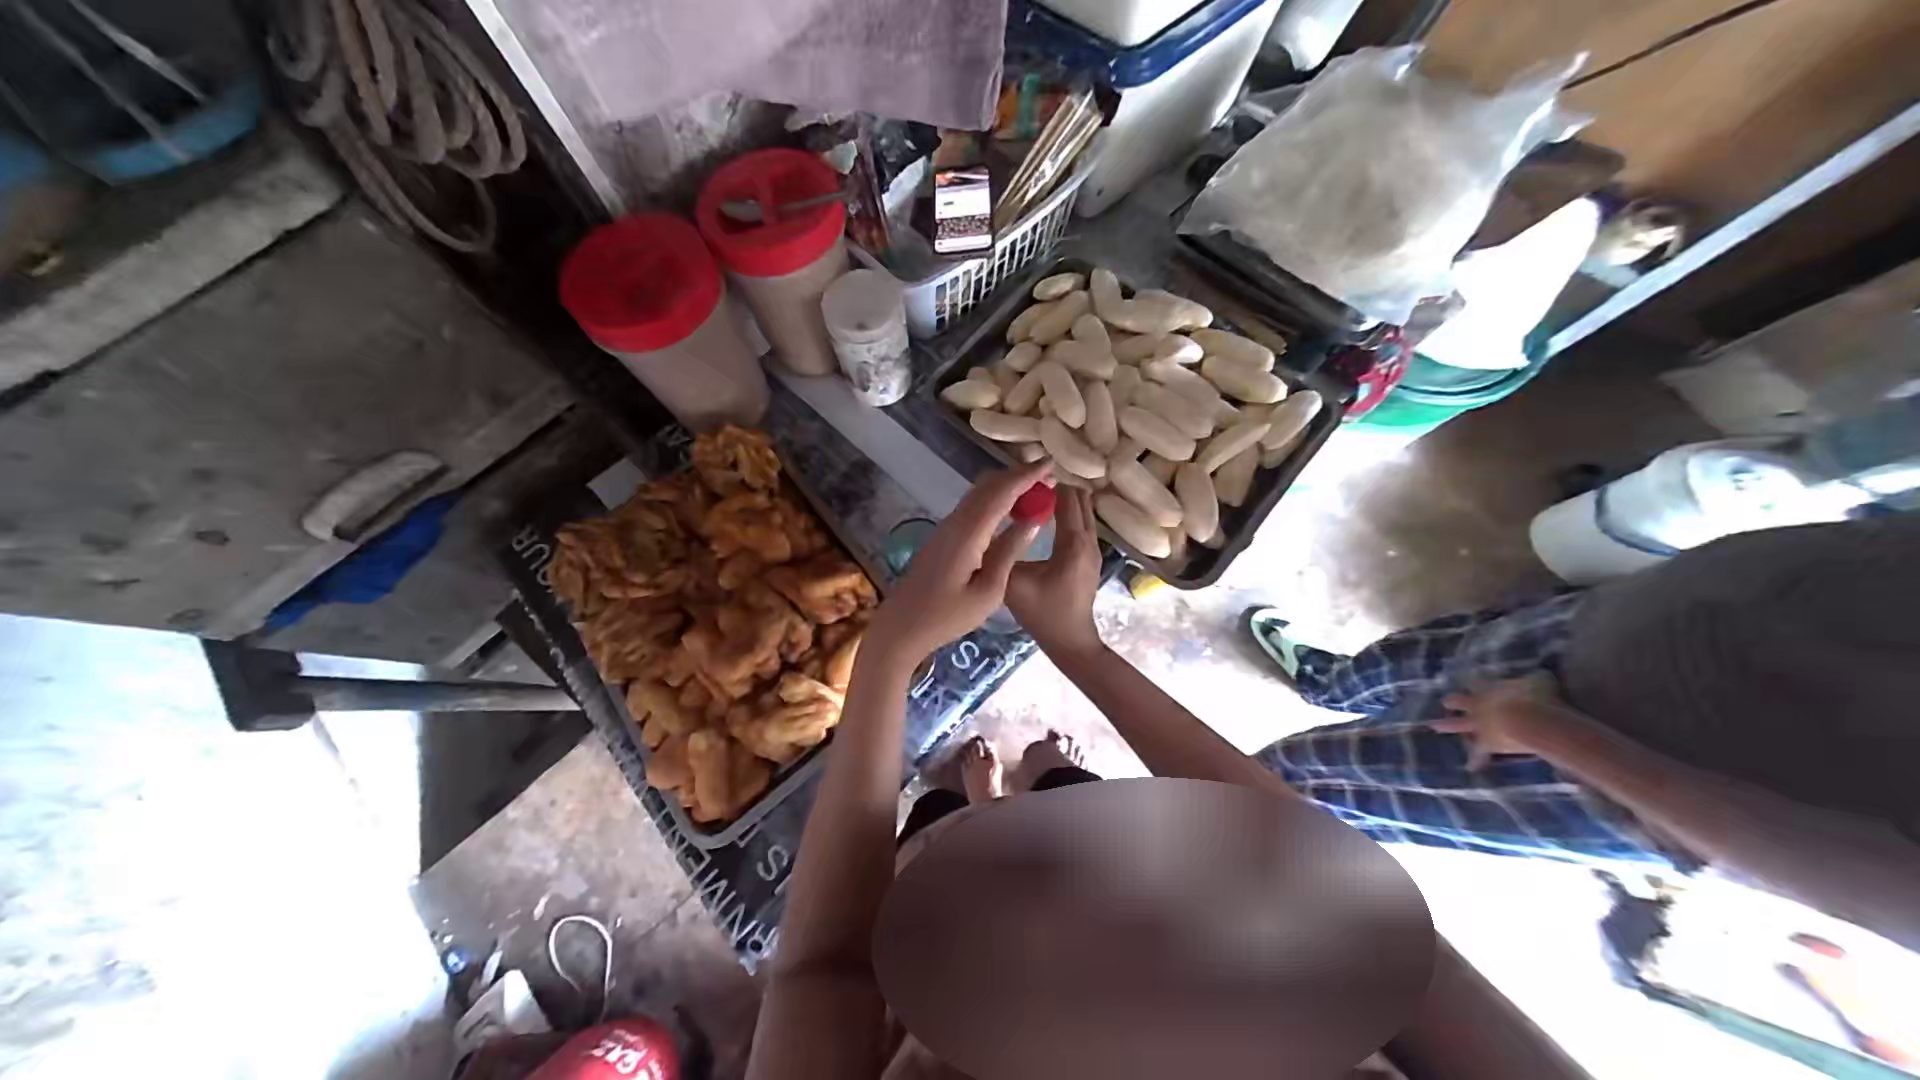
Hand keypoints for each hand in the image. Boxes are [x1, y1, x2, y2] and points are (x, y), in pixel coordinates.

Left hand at [864, 461, 1052, 671]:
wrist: (902, 626)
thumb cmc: (947, 617)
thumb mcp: (989, 592)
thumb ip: (1010, 552)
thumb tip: (1033, 521)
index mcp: (968, 534)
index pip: (1001, 493)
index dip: (1027, 475)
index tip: (1051, 463)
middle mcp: (955, 523)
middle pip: (988, 486)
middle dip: (1018, 476)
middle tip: (1049, 475)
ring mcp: (946, 528)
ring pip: (979, 494)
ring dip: (1006, 486)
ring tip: (1035, 488)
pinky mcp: (943, 537)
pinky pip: (973, 507)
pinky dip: (994, 499)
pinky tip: (1009, 509)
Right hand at [1004, 486, 1101, 657]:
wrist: (1071, 642)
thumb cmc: (1043, 614)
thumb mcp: (1013, 583)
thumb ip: (1002, 554)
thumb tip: (986, 529)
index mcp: (1073, 543)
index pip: (1067, 497)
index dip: (1047, 485)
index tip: (1024, 485)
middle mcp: (1089, 541)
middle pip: (1080, 499)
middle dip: (1056, 490)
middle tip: (1029, 493)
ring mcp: (1094, 550)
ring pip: (1084, 512)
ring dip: (1063, 503)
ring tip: (1035, 505)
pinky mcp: (1091, 560)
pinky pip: (1082, 526)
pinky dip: (1068, 517)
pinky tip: (1045, 526)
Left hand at [1435, 672, 1564, 768]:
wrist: (1531, 721)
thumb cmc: (1539, 697)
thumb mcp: (1540, 681)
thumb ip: (1536, 677)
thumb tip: (1540, 675)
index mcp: (1487, 689)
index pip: (1476, 683)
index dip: (1474, 683)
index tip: (1470, 681)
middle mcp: (1477, 706)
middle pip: (1456, 701)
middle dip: (1451, 701)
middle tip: (1446, 702)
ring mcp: (1478, 725)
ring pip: (1455, 725)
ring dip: (1445, 725)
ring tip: (1434, 726)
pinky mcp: (1486, 743)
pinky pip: (1479, 754)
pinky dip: (1475, 761)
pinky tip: (1470, 768)